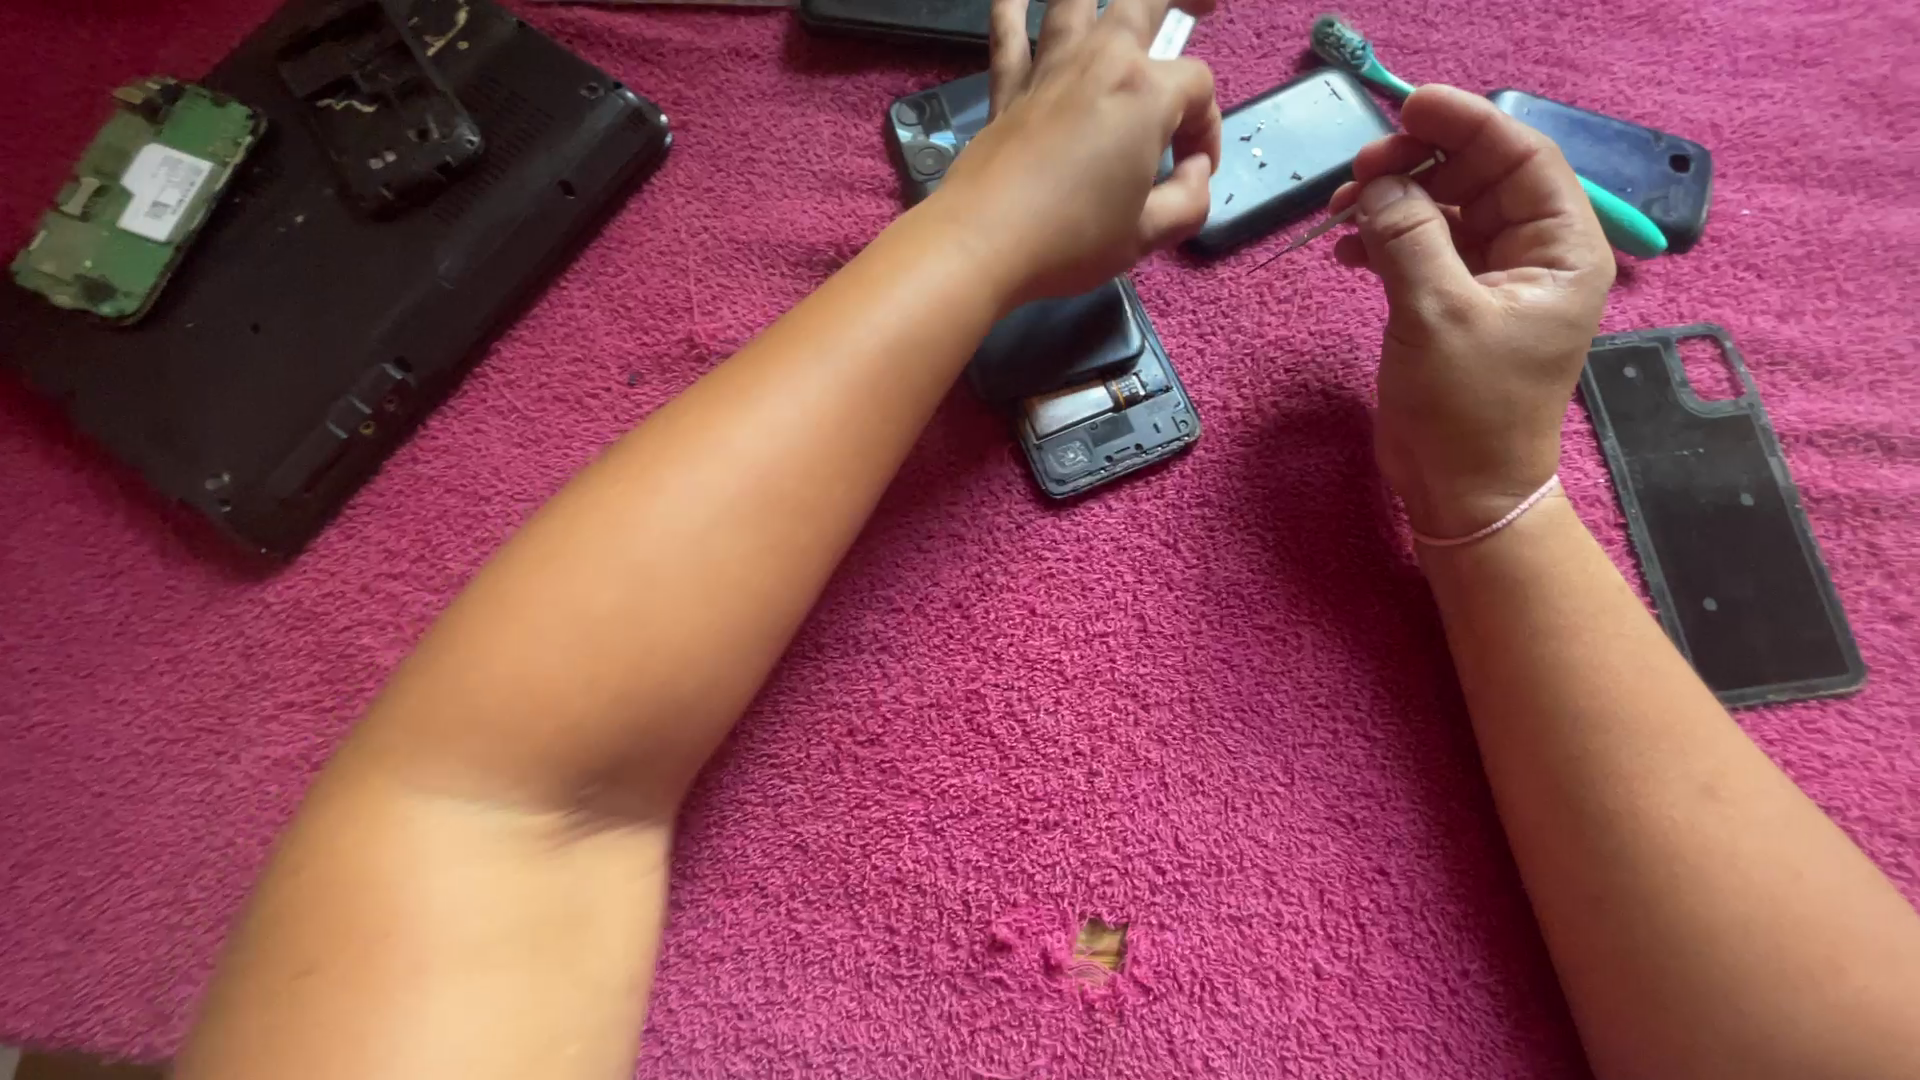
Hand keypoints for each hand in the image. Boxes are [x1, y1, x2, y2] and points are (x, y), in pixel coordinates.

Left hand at [930, 0, 1220, 302]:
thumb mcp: (1146, 237)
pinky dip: (1010, 10)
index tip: (1195, 169)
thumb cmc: (1071, 242)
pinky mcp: (1006, 92)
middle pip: (1146, 2)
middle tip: (1204, 4)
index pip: (1197, 89)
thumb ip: (1189, 200)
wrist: (982, 246)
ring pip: (1075, 0)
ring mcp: (1049, 71)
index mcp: (1145, 94)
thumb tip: (1197, 172)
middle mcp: (1100, 63)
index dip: (1206, 127)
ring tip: (1116, 0)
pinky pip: (1006, 34)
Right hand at [1327, 85, 1615, 539]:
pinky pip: (1418, 254)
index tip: (1407, 106)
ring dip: (1392, 205)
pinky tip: (1345, 247)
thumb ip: (1408, 240)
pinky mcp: (1448, 309)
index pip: (1519, 158)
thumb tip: (1377, 184)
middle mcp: (1529, 256)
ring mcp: (1486, 283)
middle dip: (1418, 167)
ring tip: (1341, 209)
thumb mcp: (1436, 317)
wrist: (1460, 489)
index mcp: (1560, 249)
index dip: (1466, 125)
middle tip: (1357, 170)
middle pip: (1477, 181)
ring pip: (1441, 215)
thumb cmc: (1466, 409)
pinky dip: (1382, 244)